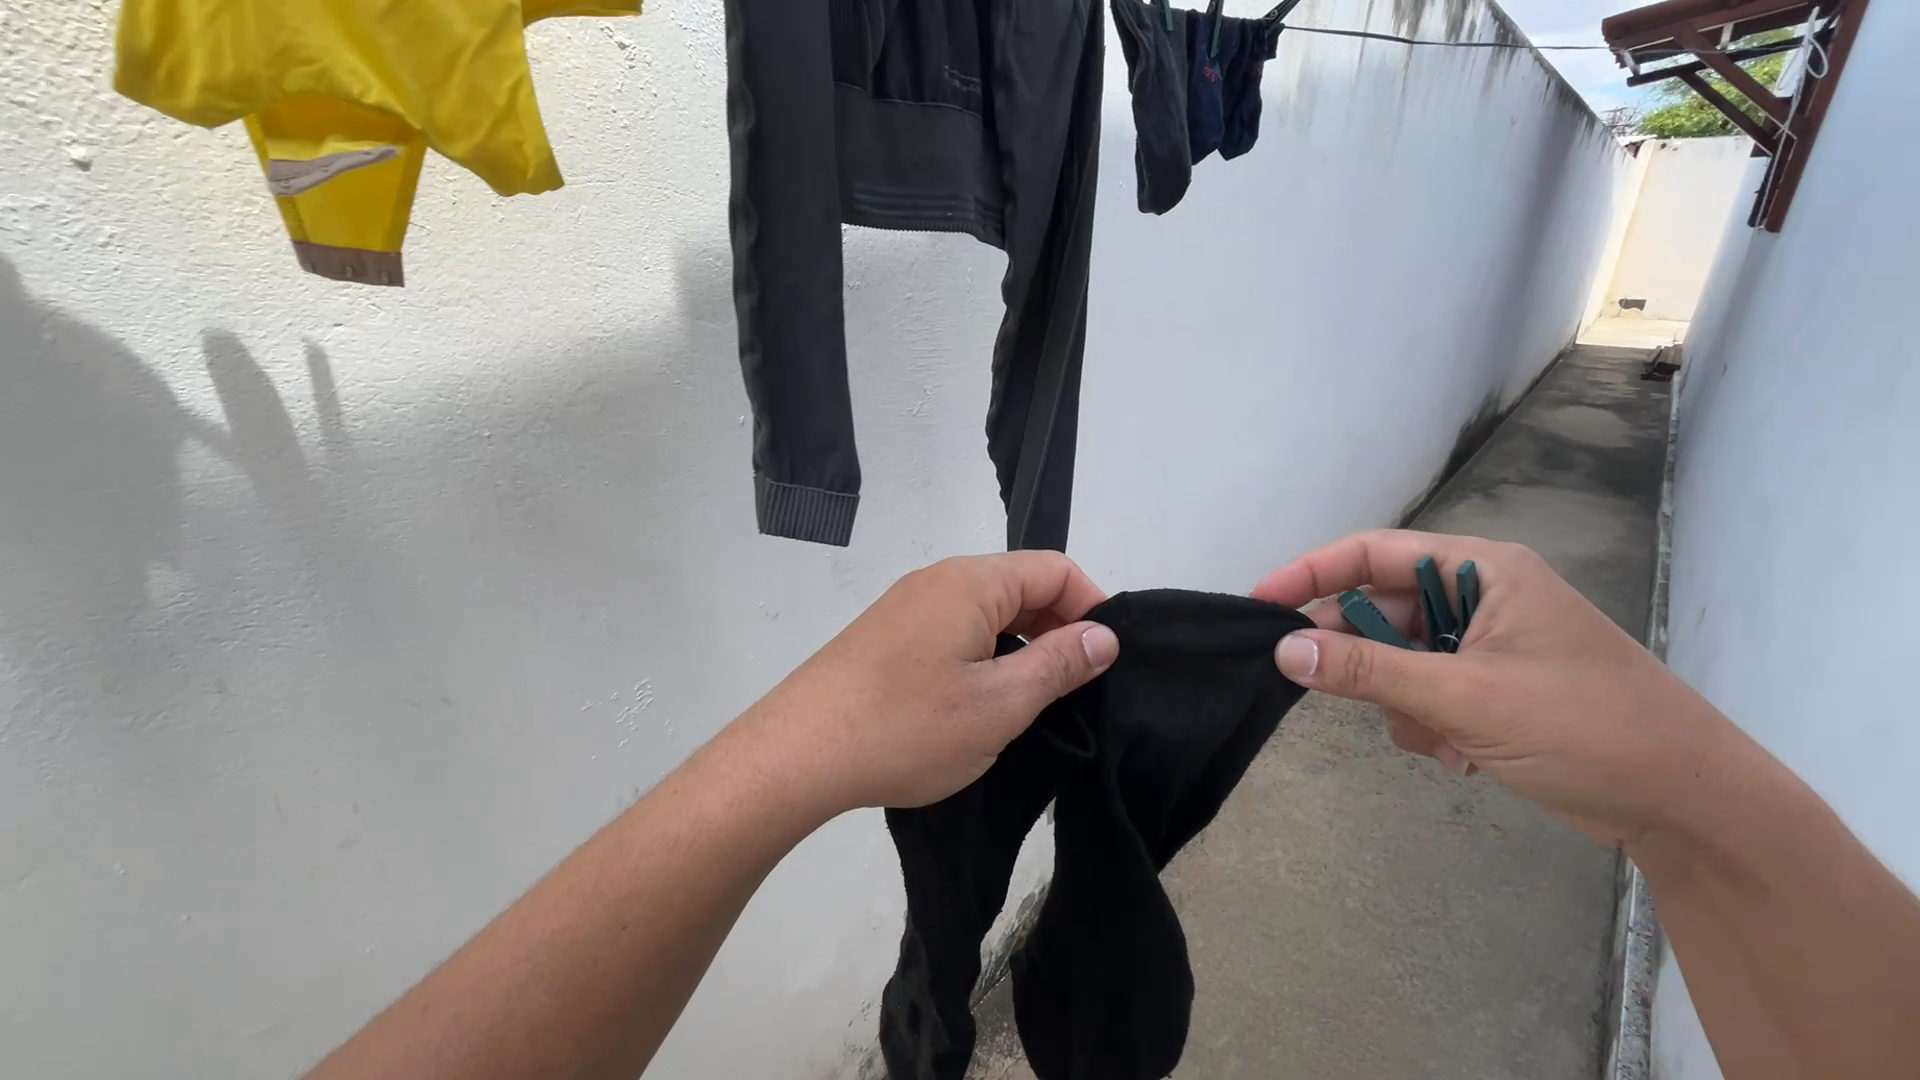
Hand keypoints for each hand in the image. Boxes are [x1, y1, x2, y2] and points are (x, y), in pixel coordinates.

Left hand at [743, 552, 1119, 814]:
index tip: (1109, 660)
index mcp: (971, 582)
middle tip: (1079, 688)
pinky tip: (983, 701)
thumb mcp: (998, 704)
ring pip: (986, 612)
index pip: (1055, 569)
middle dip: (1059, 628)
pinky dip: (984, 655)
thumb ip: (1058, 664)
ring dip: (1021, 646)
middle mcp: (938, 580)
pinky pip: (954, 631)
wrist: (795, 754)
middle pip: (1020, 586)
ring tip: (1036, 700)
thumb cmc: (906, 728)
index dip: (1093, 607)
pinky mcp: (887, 637)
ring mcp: (907, 607)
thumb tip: (1104, 636)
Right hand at [1253, 529, 1743, 846]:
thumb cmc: (1587, 729)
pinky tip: (1462, 756)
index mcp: (1483, 571)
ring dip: (1400, 703)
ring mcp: (1487, 645)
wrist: (1693, 809)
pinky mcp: (1492, 688)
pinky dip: (1426, 724)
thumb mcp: (1464, 698)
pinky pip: (1423, 691)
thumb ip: (1367, 672)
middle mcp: (1482, 597)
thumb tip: (1283, 650)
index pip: (1373, 553)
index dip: (1310, 573)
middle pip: (1381, 611)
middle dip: (1364, 661)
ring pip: (1397, 659)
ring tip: (1439, 739)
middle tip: (1336, 694)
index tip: (1260, 605)